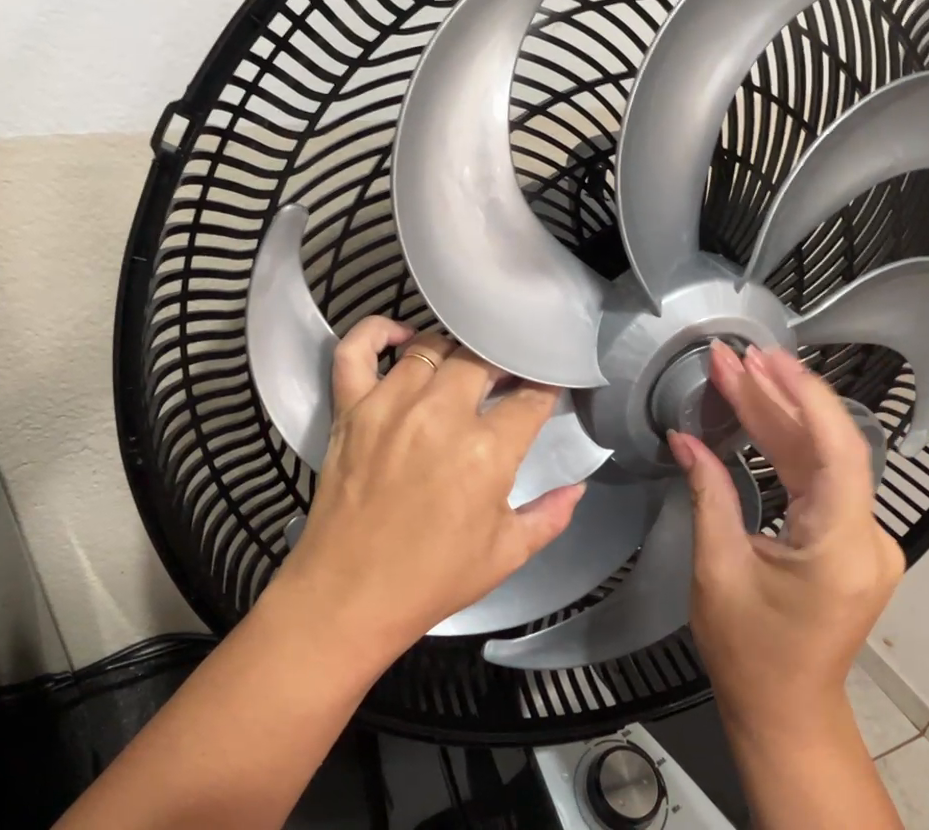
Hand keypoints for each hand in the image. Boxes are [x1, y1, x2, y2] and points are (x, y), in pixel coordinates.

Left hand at [277, 317, 586, 655]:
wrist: (349, 596)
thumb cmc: (431, 579)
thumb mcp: (507, 554)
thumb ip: (550, 515)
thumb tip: (578, 488)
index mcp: (487, 451)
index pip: (531, 396)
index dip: (546, 387)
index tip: (548, 387)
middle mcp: (440, 414)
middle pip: (483, 358)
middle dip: (504, 361)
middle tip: (508, 377)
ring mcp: (389, 405)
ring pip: (430, 347)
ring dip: (454, 351)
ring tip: (463, 368)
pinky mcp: (350, 408)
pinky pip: (356, 350)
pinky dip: (376, 332)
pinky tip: (401, 337)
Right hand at [668, 342, 903, 741]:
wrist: (785, 710)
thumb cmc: (749, 651)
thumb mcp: (717, 568)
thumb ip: (708, 493)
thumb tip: (685, 439)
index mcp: (841, 546)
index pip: (836, 449)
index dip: (803, 396)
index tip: (766, 359)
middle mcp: (868, 538)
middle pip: (825, 448)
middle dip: (776, 399)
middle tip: (732, 360)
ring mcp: (864, 541)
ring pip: (822, 462)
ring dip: (778, 419)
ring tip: (738, 375)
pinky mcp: (851, 544)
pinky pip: (821, 484)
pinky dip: (786, 449)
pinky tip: (758, 417)